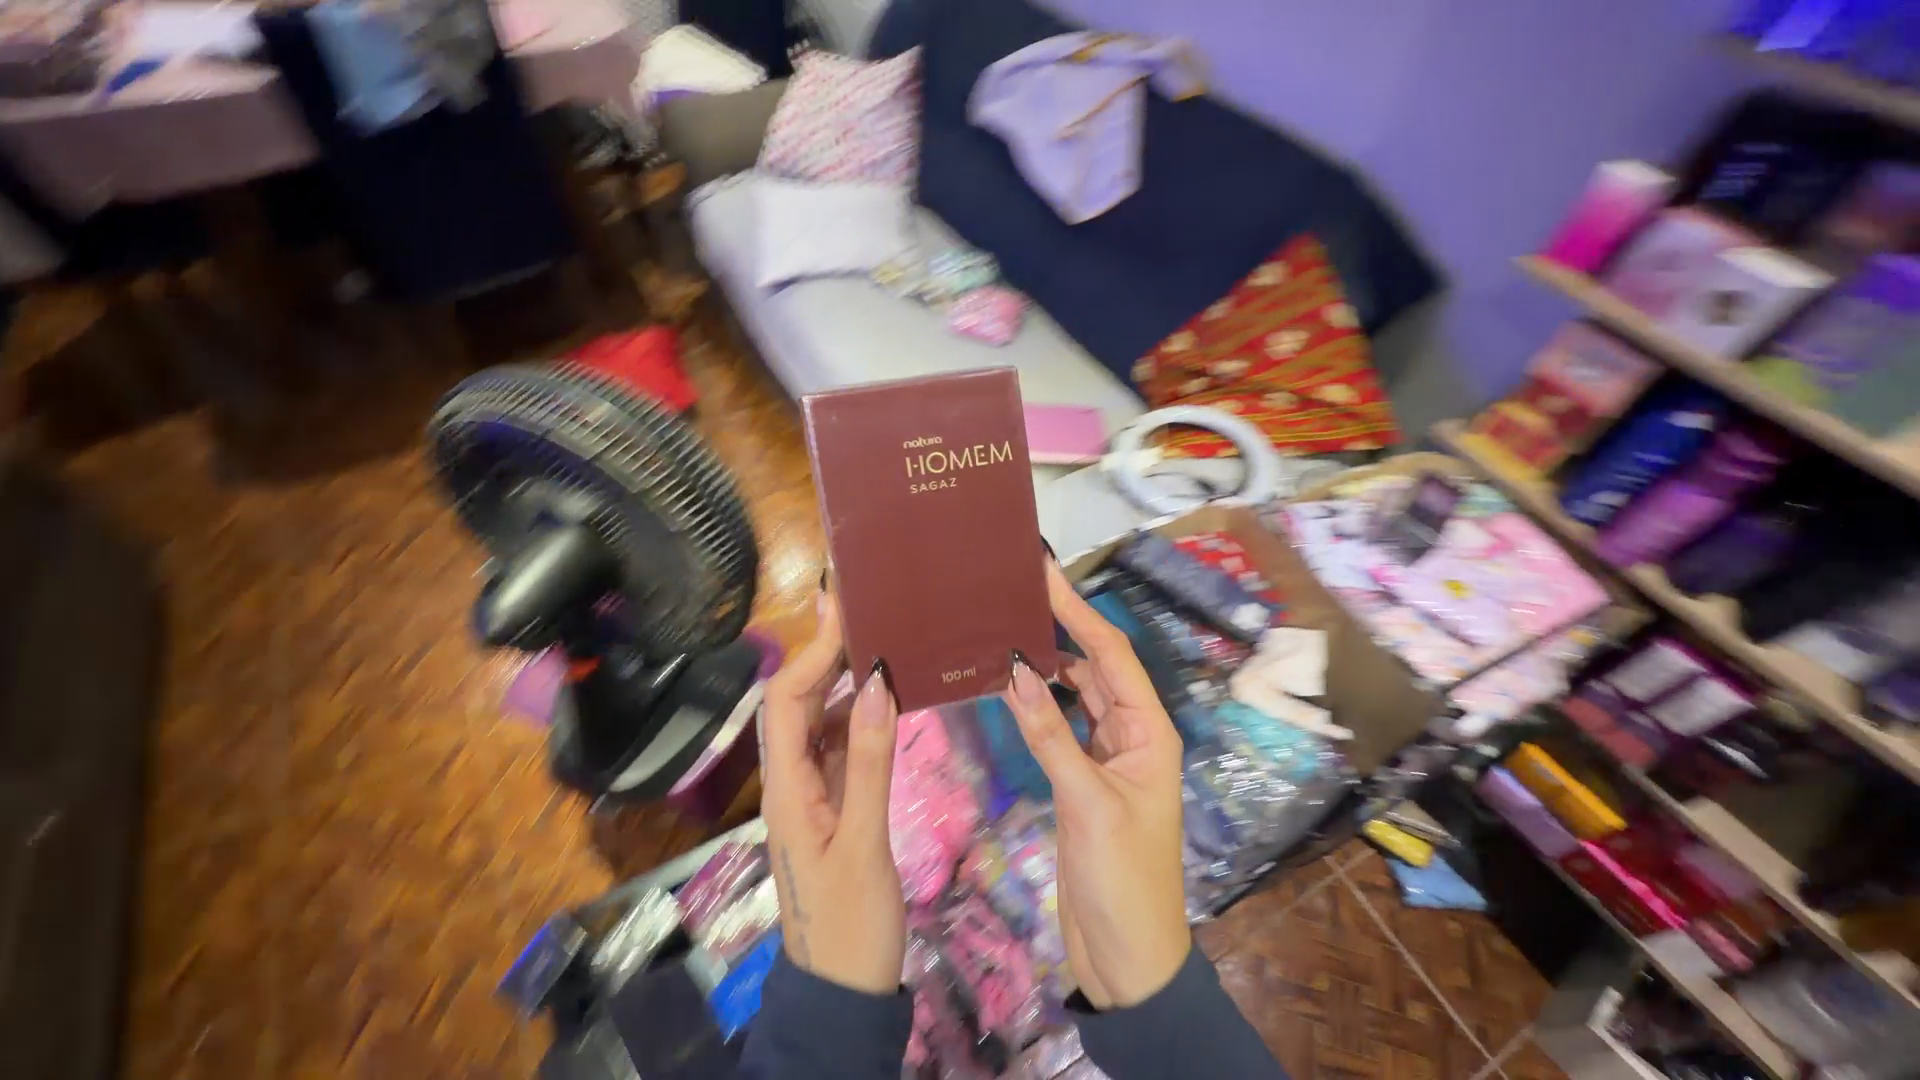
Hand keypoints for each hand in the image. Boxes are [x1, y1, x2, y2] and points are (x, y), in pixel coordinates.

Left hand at [758, 592, 905, 994]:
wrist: (845, 989)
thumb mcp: (863, 842)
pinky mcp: (833, 807)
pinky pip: (841, 749)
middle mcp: (791, 781)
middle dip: (825, 657)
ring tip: (881, 644)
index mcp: (786, 788)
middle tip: (864, 613)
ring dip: (845, 684)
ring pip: (820, 724)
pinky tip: (888, 702)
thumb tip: (879, 686)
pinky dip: (861, 720)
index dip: (811, 654)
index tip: (844, 612)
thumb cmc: (852, 922)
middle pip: (798, 704)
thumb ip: (870, 763)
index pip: (786, 701)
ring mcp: (811, 794)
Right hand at [1001, 561, 1190, 1009]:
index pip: (1110, 654)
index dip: (1078, 610)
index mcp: (1149, 731)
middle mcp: (1130, 733)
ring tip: (1006, 625)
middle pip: (1094, 665)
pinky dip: (1037, 703)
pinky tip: (1011, 684)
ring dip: (1047, 662)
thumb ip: (1050, 736)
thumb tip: (1015, 670)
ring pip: (1075, 693)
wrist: (1127, 953)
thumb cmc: (1123, 878)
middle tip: (1016, 589)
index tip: (1044, 572)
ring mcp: (1104, 756)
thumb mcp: (1087, 803)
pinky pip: (1060, 725)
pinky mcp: (1081, 779)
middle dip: (1061, 626)